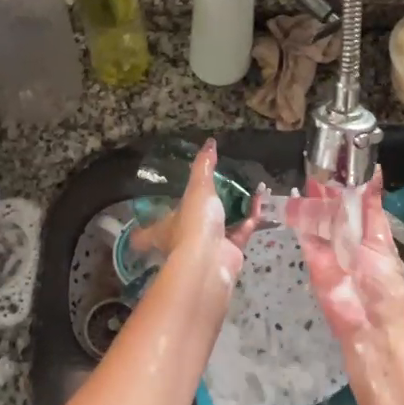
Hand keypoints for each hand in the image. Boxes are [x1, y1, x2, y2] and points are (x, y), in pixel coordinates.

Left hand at [137, 140, 261, 298]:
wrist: (212, 262)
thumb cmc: (194, 224)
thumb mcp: (197, 189)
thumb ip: (204, 166)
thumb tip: (209, 142)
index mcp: (164, 229)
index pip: (145, 233)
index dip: (144, 228)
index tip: (145, 220)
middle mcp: (182, 241)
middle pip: (186, 228)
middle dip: (199, 213)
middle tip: (210, 193)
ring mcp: (207, 248)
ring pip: (218, 228)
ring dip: (232, 211)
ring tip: (244, 191)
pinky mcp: (229, 253)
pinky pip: (240, 231)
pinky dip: (250, 217)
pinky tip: (259, 201)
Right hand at [285, 167, 403, 338]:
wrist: (371, 327)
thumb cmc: (385, 286)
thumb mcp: (382, 242)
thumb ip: (372, 209)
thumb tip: (376, 173)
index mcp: (370, 232)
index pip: (357, 201)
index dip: (349, 183)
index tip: (343, 160)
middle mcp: (349, 237)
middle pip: (336, 207)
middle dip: (329, 187)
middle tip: (322, 162)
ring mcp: (330, 247)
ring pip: (319, 217)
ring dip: (314, 198)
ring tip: (309, 173)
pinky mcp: (314, 259)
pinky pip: (306, 234)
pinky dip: (299, 218)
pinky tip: (294, 200)